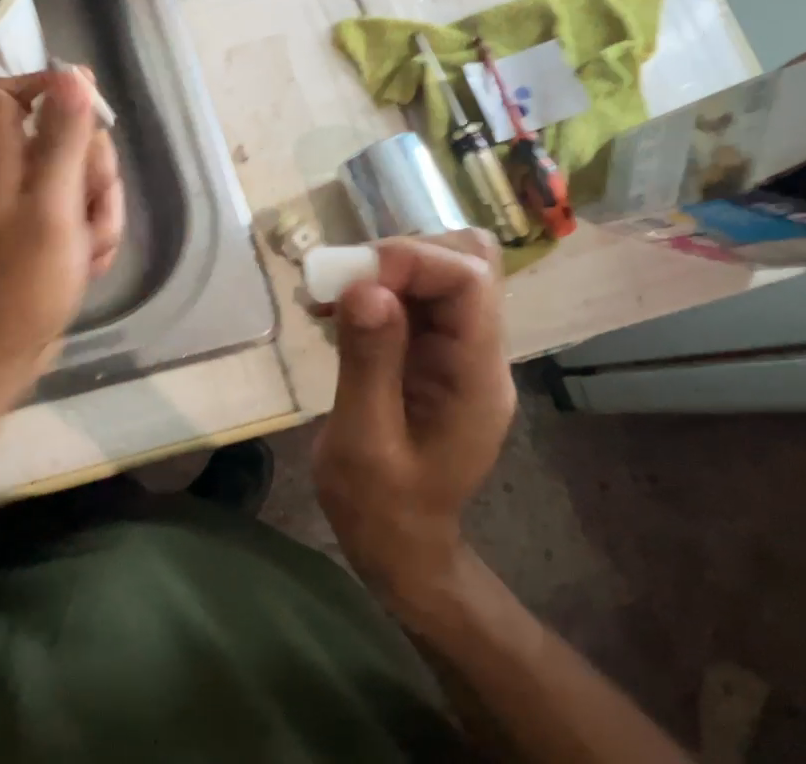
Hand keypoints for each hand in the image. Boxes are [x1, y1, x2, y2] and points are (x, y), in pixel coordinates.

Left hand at [0, 67, 124, 395]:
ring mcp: (38, 205)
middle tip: (84, 208)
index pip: (8, 92)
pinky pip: (89, 214)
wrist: (9, 350)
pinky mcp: (54, 232)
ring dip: (99, 213)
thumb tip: (72, 75)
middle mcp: (18, 174)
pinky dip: (96, 237)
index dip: (46, 87)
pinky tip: (87, 265)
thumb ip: (63, 140)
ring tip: (84, 248)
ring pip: (87, 179)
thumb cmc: (26, 281)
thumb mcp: (52, 207)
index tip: (89, 107)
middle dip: (94, 171)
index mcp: (5, 158)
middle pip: (68, 137)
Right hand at [311, 231, 514, 615]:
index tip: (349, 280)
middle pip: (466, 261)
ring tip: (327, 299)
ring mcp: (457, 353)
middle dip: (399, 258)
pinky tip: (332, 314)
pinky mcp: (433, 356)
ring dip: (382, 272)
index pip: (469, 279)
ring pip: (439, 273)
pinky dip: (373, 292)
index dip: (411, 261)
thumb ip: (369, 363)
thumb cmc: (380, 508)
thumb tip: (366, 287)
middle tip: (339, 286)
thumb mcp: (364, 442)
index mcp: (476, 376)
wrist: (400, 546)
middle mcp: (478, 354)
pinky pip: (414, 300)